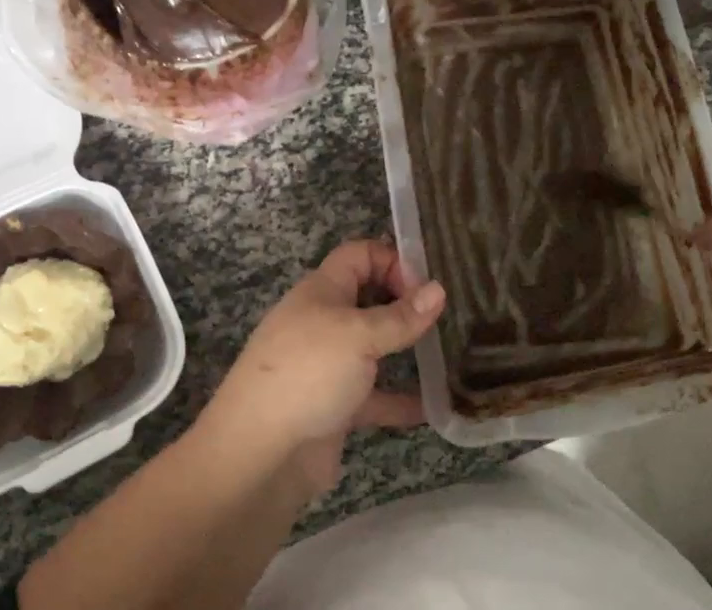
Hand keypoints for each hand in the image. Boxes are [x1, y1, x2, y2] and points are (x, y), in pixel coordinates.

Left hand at [200, 238, 445, 498]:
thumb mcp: (359, 335)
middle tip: (449, 315)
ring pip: (374, 349)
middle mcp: (323, 323)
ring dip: (408, 352)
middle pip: (369, 300)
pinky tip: (436, 406)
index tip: (426, 286)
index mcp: (322, 291)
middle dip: (406, 305)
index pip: (359, 256)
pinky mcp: (334, 408)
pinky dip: (402, 400)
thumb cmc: (308, 374)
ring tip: (452, 355)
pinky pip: (375, 397)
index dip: (392, 260)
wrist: (259, 455)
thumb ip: (401, 316)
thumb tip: (438, 289)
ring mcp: (327, 366)